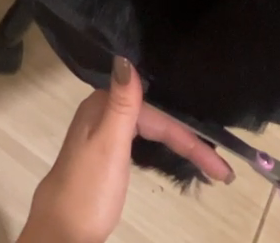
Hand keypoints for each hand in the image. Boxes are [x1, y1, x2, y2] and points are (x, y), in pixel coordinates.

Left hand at [18, 57, 234, 242]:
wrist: (59, 233)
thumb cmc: (87, 190)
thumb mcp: (108, 145)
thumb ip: (121, 102)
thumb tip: (125, 55)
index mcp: (103, 105)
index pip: (158, 115)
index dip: (189, 136)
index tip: (220, 164)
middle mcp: (103, 112)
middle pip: (156, 121)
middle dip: (189, 142)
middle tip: (221, 169)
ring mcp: (103, 133)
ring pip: (151, 131)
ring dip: (179, 146)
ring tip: (208, 163)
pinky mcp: (105, 154)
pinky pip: (143, 142)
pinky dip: (162, 150)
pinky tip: (173, 155)